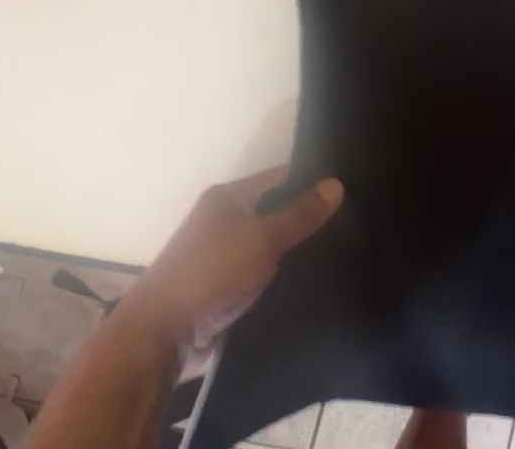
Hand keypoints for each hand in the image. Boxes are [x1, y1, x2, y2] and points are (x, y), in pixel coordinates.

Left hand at [120, 167, 343, 370]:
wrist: (161, 335)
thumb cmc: (211, 273)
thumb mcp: (263, 238)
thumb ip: (301, 213)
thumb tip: (336, 184)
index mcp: (227, 198)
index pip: (280, 177)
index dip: (312, 179)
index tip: (350, 185)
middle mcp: (224, 220)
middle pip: (277, 209)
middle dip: (309, 216)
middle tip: (353, 218)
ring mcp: (224, 254)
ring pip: (272, 242)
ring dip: (297, 247)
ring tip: (343, 246)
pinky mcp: (227, 285)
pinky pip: (264, 269)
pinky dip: (285, 272)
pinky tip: (315, 276)